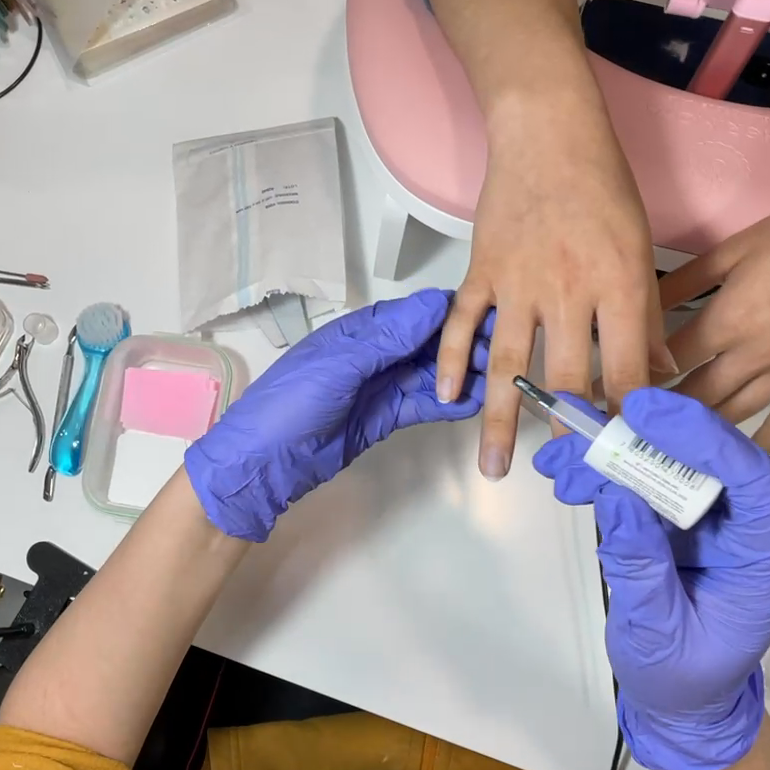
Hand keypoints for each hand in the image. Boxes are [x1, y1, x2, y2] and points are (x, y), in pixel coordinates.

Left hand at [185, 288, 490, 541]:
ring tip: (500, 381)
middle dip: (463, 348)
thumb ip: (386, 338)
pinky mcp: (381, 419)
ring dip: (460, 378)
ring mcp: (377, 388)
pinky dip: (445, 404)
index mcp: (357, 333)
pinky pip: (419, 405)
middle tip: (505, 356)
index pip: (412, 316)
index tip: (492, 317)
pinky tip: (473, 404)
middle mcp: (371, 355)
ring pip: (428, 376)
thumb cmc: (291, 405)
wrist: (264, 465)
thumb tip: (435, 304)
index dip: (451, 317)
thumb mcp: (338, 367)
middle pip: (426, 346)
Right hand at [436, 122, 668, 481]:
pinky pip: (462, 323)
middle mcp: (566, 293)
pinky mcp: (481, 273)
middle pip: (566, 375)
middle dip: (567, 429)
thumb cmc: (603, 186)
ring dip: (500, 419)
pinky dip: (450, 360)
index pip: (625, 366)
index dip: (627, 414)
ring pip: (507, 363)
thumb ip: (644, 311)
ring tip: (494, 467)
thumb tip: (657, 372)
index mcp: (616, 284)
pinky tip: (448, 398)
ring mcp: (516, 285)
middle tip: (566, 470)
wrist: (546, 135)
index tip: (626, 450)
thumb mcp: (640, 246)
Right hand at [533, 387, 769, 769]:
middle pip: (704, 459)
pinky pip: (638, 483)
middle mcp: (738, 526)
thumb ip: (640, 568)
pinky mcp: (667, 520)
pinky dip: (599, 472)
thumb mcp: (659, 632)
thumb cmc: (682, 677)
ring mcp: (701, 520)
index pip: (754, 480)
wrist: (678, 699)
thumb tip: (617, 496)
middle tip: (590, 423)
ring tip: (559, 460)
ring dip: (609, 453)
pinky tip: (566, 473)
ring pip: (664, 464)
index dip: (706, 437)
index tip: (648, 412)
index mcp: (763, 556)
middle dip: (645, 437)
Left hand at [658, 163, 769, 449]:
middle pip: (695, 396)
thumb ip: (683, 281)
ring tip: (667, 450)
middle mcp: (755, 356)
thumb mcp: (734, 249)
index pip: (668, 362)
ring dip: (700, 433)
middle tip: (630, 431)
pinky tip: (740, 458)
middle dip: (660, 415)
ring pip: (735, 412)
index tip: (613, 392)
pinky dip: (763, 440)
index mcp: (727, 322)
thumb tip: (639, 301)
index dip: (638, 377)